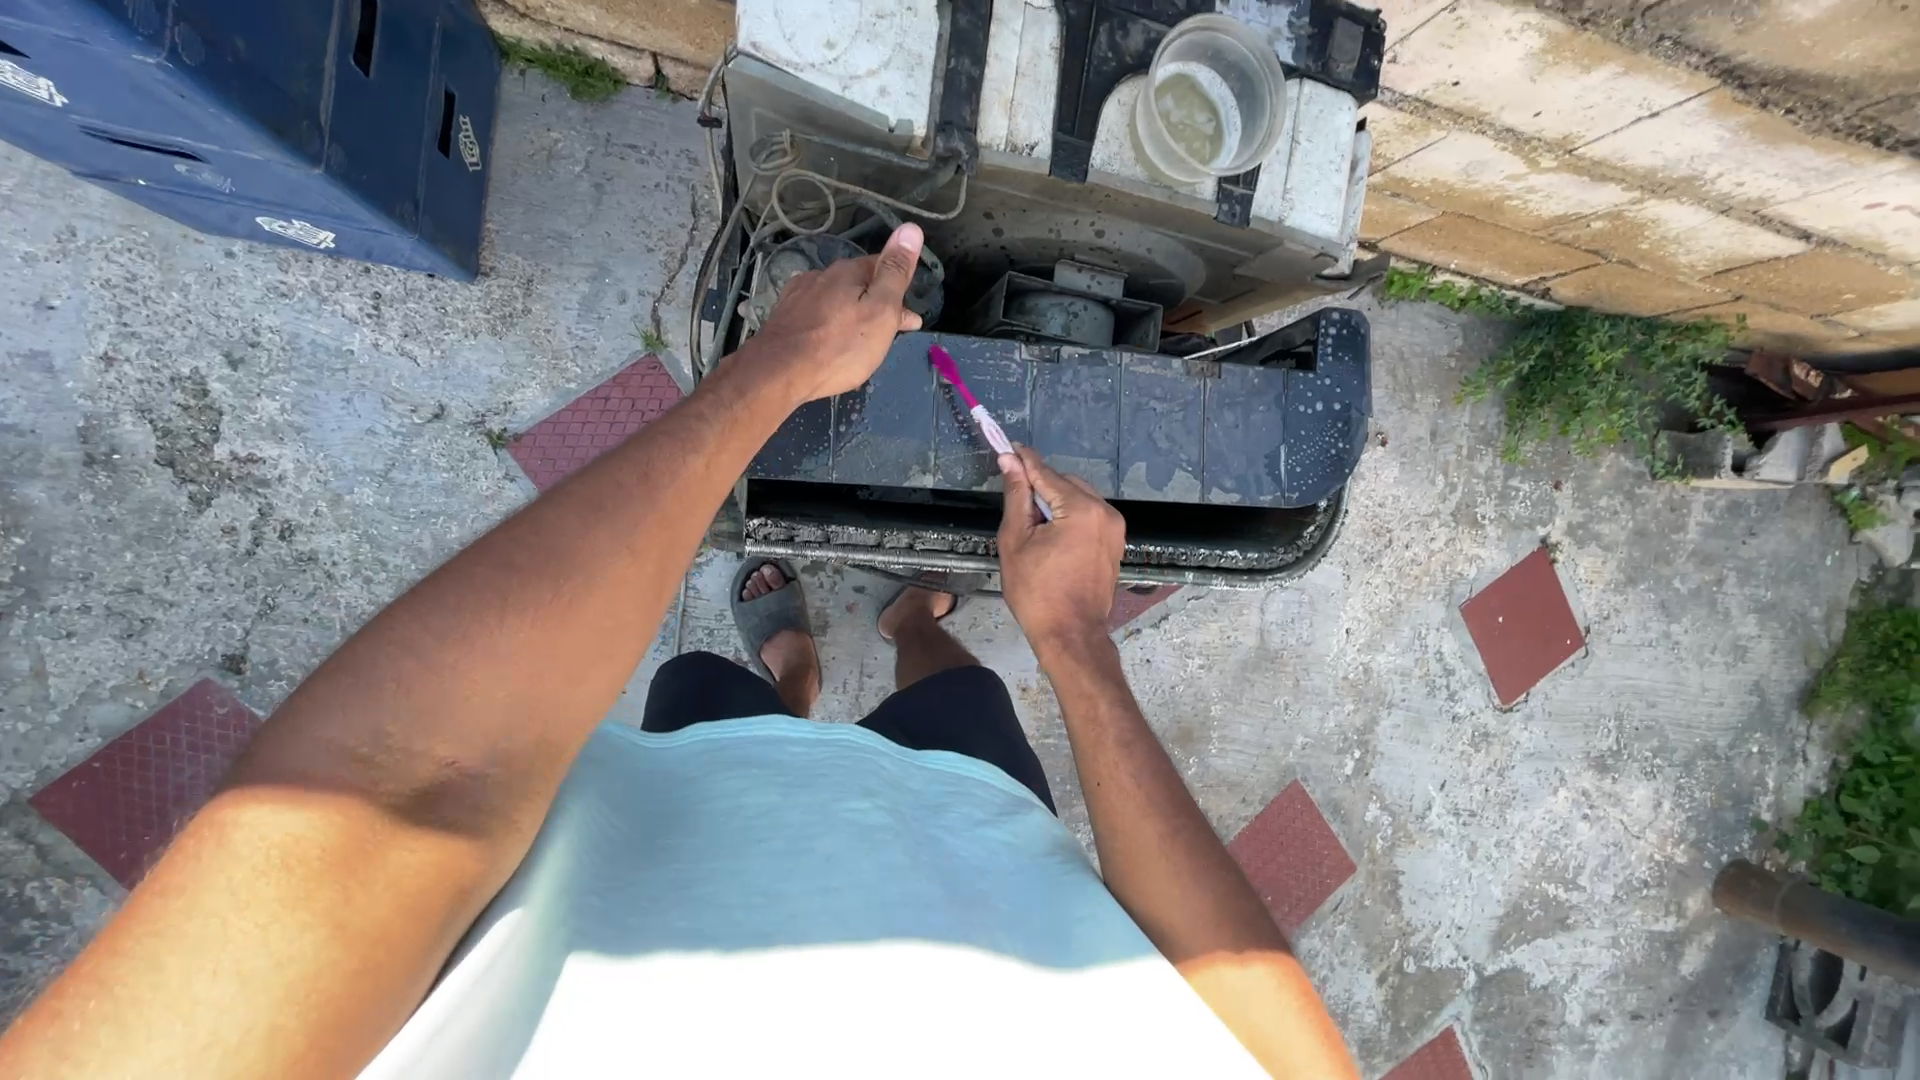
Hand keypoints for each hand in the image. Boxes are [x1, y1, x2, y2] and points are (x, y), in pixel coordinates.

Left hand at [746, 222, 924, 401]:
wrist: (780, 371)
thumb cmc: (840, 346)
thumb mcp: (881, 310)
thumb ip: (895, 272)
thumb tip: (911, 229)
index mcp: (848, 272)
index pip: (881, 267)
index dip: (898, 289)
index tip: (909, 318)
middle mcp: (821, 276)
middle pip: (856, 285)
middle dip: (873, 304)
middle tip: (886, 334)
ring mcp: (799, 295)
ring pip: (834, 300)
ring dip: (849, 315)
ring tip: (857, 340)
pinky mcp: (784, 316)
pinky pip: (814, 315)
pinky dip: (827, 325)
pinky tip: (827, 339)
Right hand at [996, 445, 1125, 657]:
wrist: (1070, 633)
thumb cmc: (1036, 592)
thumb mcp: (1016, 540)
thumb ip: (1016, 496)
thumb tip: (1010, 462)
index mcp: (1081, 509)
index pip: (1046, 474)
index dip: (1024, 461)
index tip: (1008, 448)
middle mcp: (1105, 512)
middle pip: (1066, 484)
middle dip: (1041, 486)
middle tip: (1015, 499)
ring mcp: (1115, 529)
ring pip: (1079, 498)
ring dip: (1056, 501)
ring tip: (1032, 523)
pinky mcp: (1115, 543)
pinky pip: (1090, 516)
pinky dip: (1070, 516)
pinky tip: (1051, 535)